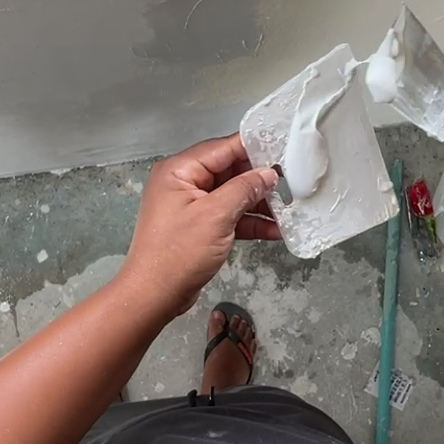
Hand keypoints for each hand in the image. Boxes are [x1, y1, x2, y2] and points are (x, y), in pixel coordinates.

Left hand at [118, 133, 279, 319]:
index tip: (283, 149)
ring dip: (258, 204)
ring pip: (232, 195)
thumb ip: (245, 189)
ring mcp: (191, 205)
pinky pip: (229, 216)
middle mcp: (183, 182)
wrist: (154, 295)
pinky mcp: (199, 226)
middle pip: (229, 171)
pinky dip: (249, 222)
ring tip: (287, 210)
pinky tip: (275, 230)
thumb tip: (268, 174)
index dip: (254, 148)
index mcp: (179, 170)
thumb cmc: (178, 253)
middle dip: (259, 180)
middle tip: (290, 183)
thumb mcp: (216, 216)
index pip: (222, 148)